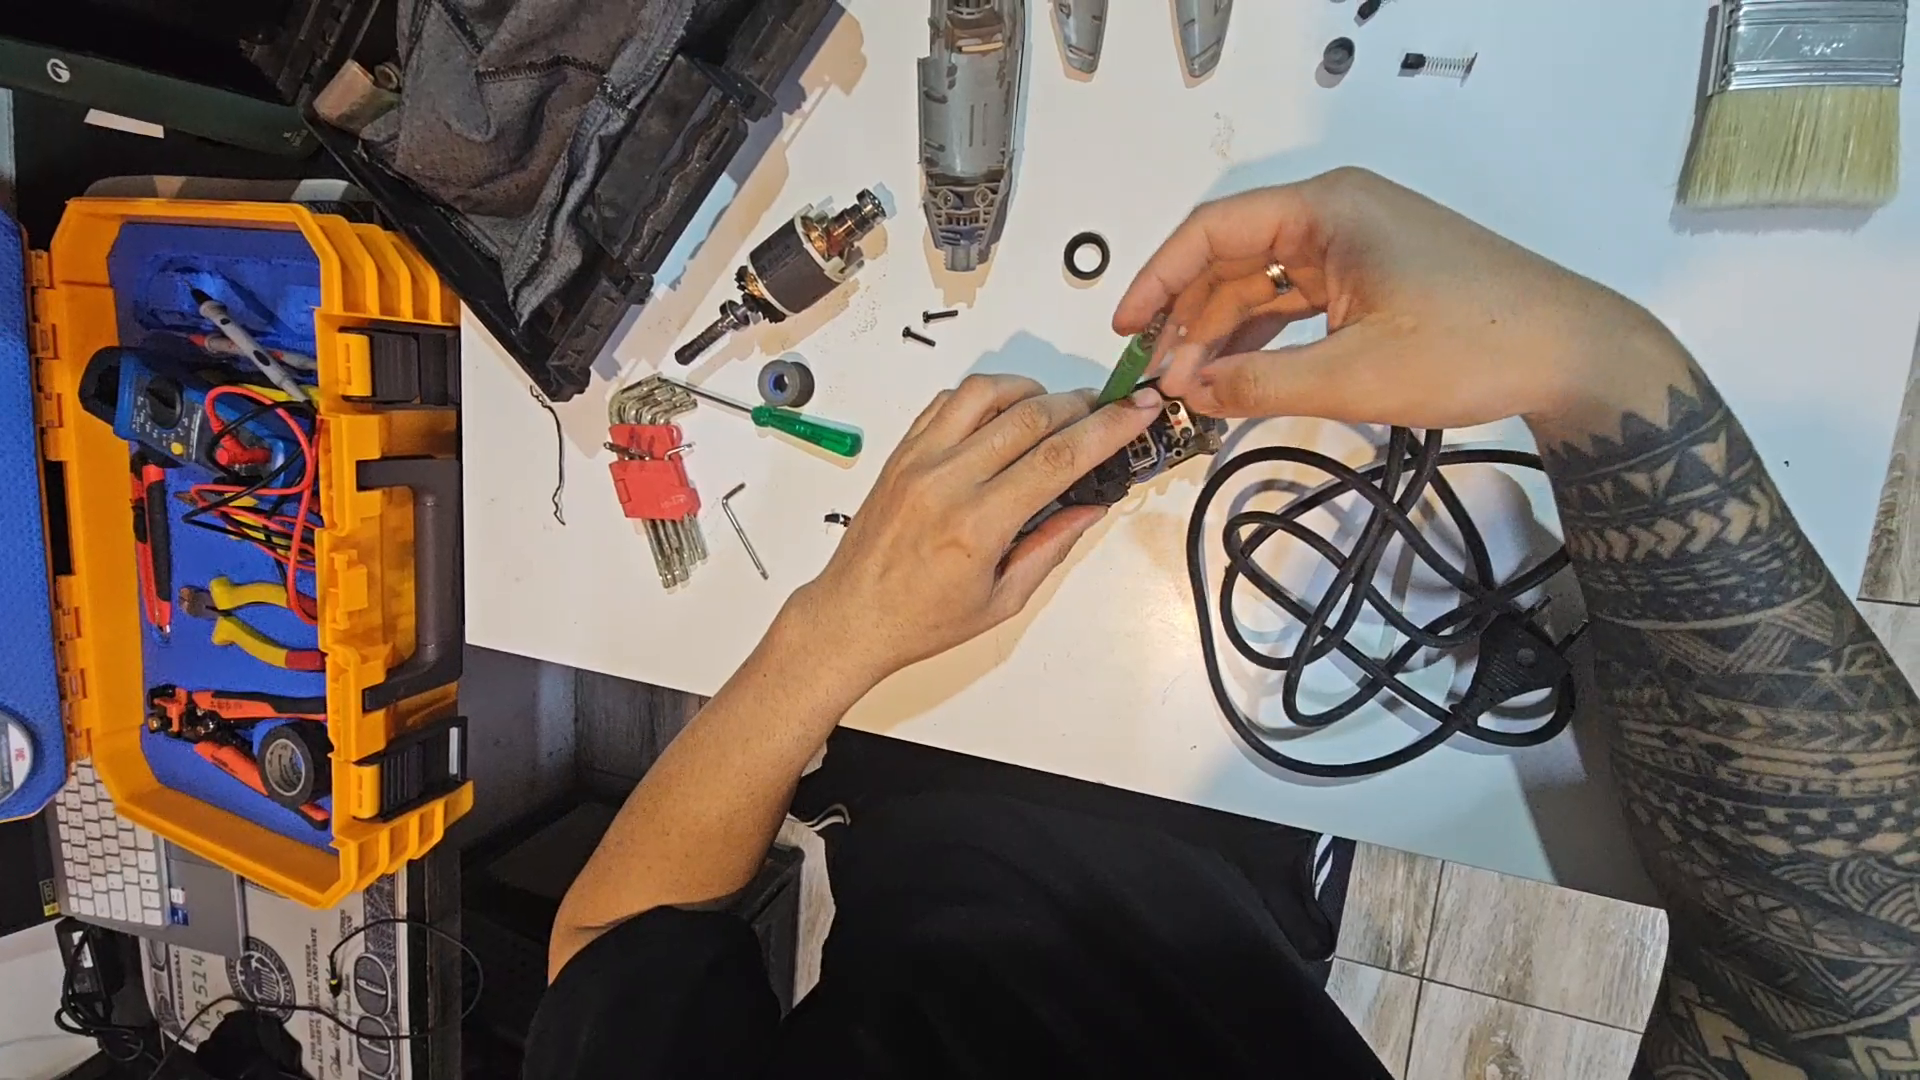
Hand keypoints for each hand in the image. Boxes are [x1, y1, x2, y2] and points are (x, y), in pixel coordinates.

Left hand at [789, 374, 1164, 682]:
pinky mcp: (901, 454)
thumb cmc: (920, 620)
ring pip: (986, 394)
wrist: (852, 617)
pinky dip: (984, 396)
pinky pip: (946, 402)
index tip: (1136, 410)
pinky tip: (1003, 414)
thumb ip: (1050, 545)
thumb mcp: (1002, 599)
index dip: (1108, 428)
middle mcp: (945, 482)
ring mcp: (918, 461)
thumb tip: (1090, 506)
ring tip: (1056, 409)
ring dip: (1032, 391)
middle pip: (1030, 416)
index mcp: (977, 525)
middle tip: (1106, 409)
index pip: (1059, 459)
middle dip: (1080, 405)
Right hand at [1115, 168, 1690, 435]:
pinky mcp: (1364, 279)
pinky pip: (1289, 304)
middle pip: (1231, 261)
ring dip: (1219, 335)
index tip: (1125, 329)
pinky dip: (1257, 339)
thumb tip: (1185, 391)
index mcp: (1326, 212)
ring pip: (1257, 286)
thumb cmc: (1467, 350)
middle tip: (1159, 379)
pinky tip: (1233, 375)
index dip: (1157, 280)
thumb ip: (1255, 384)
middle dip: (1188, 320)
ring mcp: (1350, 248)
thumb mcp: (1349, 376)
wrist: (1575, 358)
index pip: (1213, 232)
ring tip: (1189, 387)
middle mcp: (1332, 218)